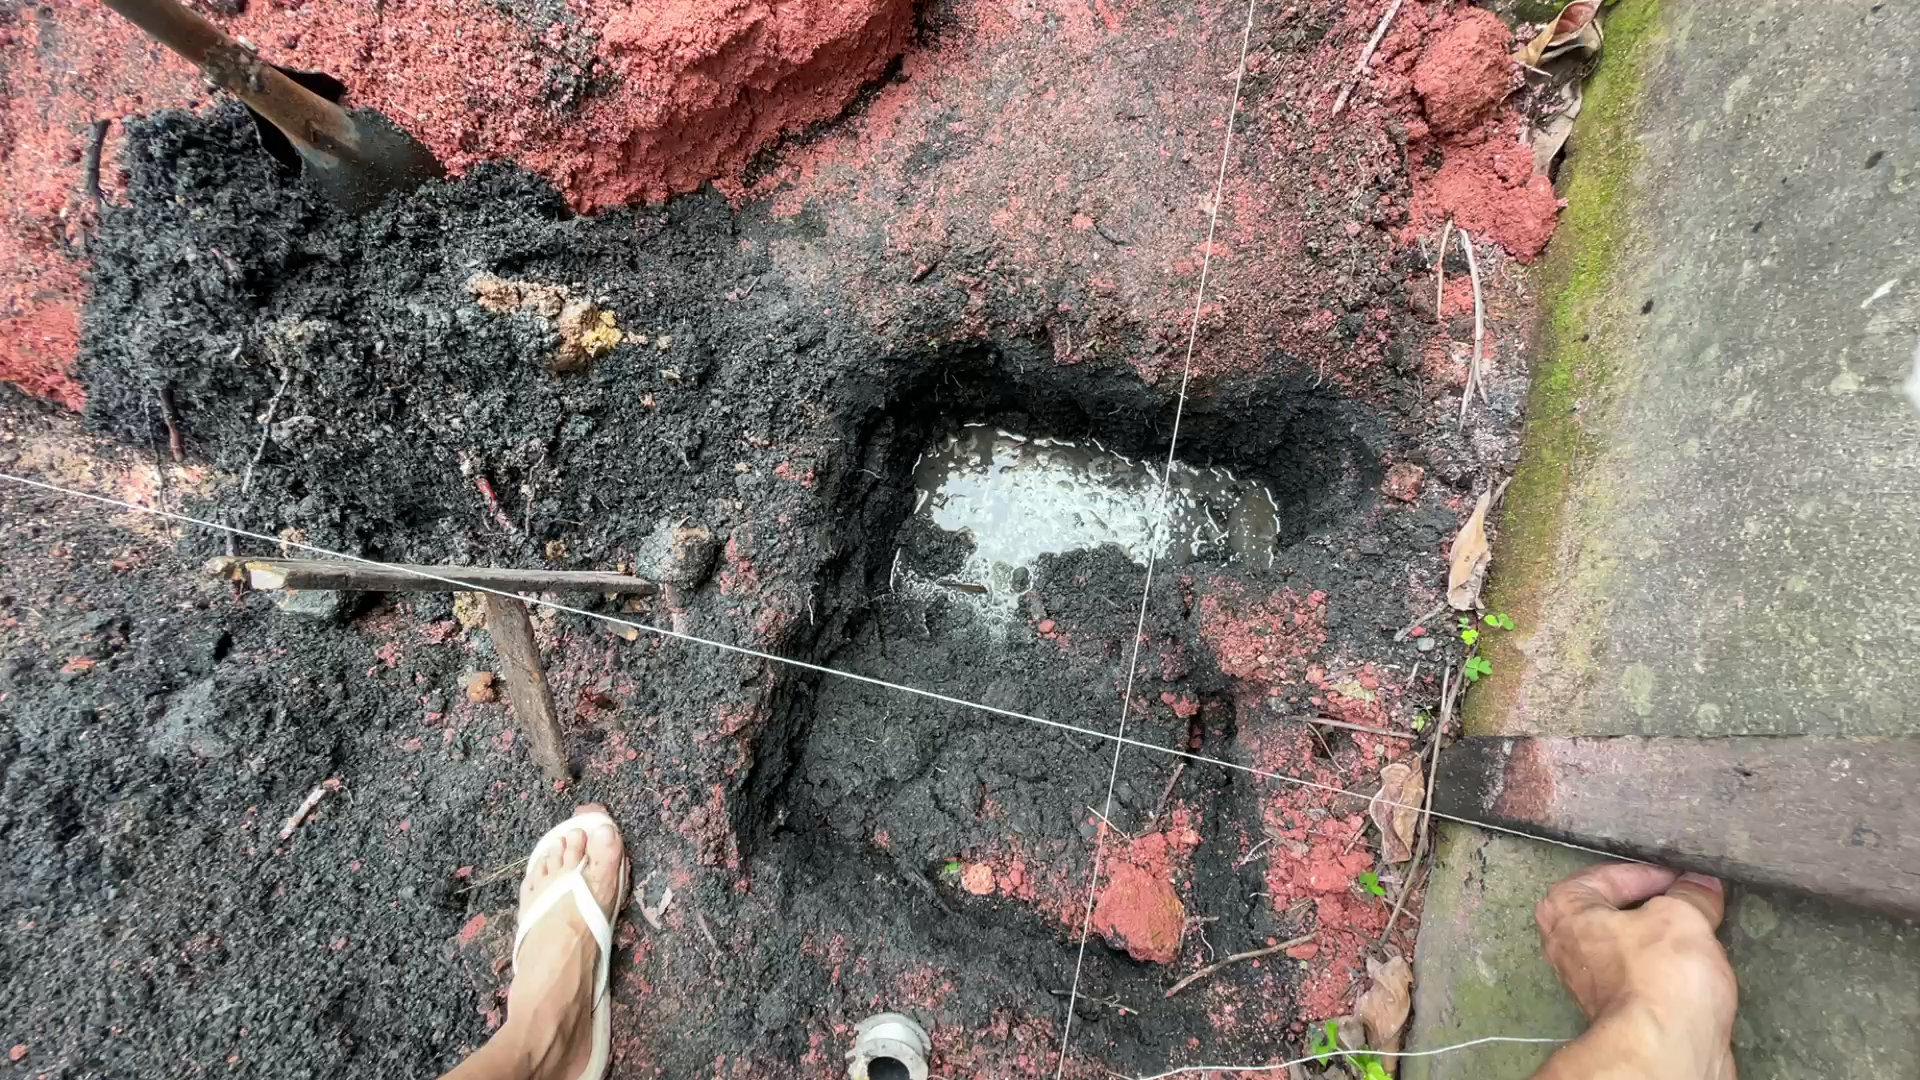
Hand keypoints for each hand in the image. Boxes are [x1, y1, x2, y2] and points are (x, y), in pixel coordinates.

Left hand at [1530, 864, 1737, 1079]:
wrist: (1664, 1048)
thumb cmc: (1661, 975)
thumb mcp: (1682, 919)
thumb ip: (1689, 896)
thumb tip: (1700, 882)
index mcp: (1563, 905)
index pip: (1608, 875)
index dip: (1651, 873)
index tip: (1684, 876)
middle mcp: (1562, 935)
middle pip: (1613, 906)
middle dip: (1652, 902)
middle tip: (1690, 900)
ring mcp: (1582, 971)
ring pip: (1624, 939)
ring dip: (1658, 934)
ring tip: (1695, 932)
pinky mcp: (1609, 1001)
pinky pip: (1635, 968)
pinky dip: (1660, 963)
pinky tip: (1687, 968)